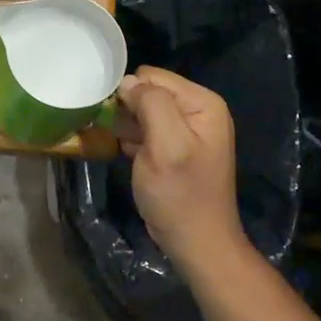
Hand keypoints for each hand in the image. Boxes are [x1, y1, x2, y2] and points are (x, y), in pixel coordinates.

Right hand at [117, 66, 249, 268]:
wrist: (196, 243)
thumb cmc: (180, 195)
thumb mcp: (166, 145)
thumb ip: (150, 104)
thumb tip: (127, 83)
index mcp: (202, 102)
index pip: (152, 76)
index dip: (131, 95)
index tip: (119, 121)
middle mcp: (197, 109)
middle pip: (147, 91)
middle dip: (129, 110)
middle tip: (122, 138)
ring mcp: (186, 130)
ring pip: (142, 110)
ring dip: (128, 126)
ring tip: (125, 148)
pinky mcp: (174, 147)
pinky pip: (145, 129)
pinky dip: (133, 140)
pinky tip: (130, 156)